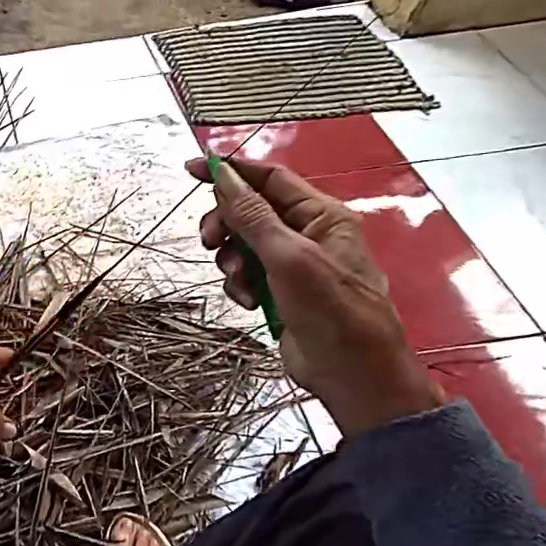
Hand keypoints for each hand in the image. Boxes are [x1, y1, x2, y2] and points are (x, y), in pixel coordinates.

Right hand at [188, 155, 444, 437]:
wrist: (352, 376)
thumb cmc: (332, 312)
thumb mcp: (290, 258)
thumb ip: (253, 216)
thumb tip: (223, 175)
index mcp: (320, 216)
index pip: (269, 179)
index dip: (231, 171)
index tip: (192, 169)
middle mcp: (305, 234)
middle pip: (248, 212)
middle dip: (225, 226)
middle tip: (209, 241)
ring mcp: (290, 264)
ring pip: (241, 245)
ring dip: (232, 261)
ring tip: (242, 283)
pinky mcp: (277, 292)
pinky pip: (244, 275)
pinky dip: (240, 286)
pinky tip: (251, 303)